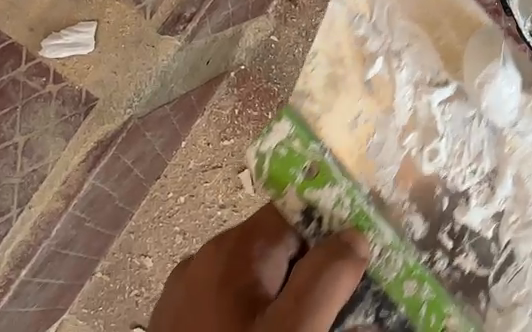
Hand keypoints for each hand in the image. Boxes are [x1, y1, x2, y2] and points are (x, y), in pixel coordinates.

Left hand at [149, 204, 369, 331]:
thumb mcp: (294, 331)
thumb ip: (328, 277)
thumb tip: (354, 236)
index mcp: (236, 247)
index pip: (298, 212)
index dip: (331, 234)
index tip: (354, 268)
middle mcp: (206, 258)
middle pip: (277, 246)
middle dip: (310, 273)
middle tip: (332, 313)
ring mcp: (185, 294)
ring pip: (254, 280)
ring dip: (283, 299)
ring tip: (301, 326)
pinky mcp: (177, 324)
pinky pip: (229, 305)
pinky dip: (252, 317)